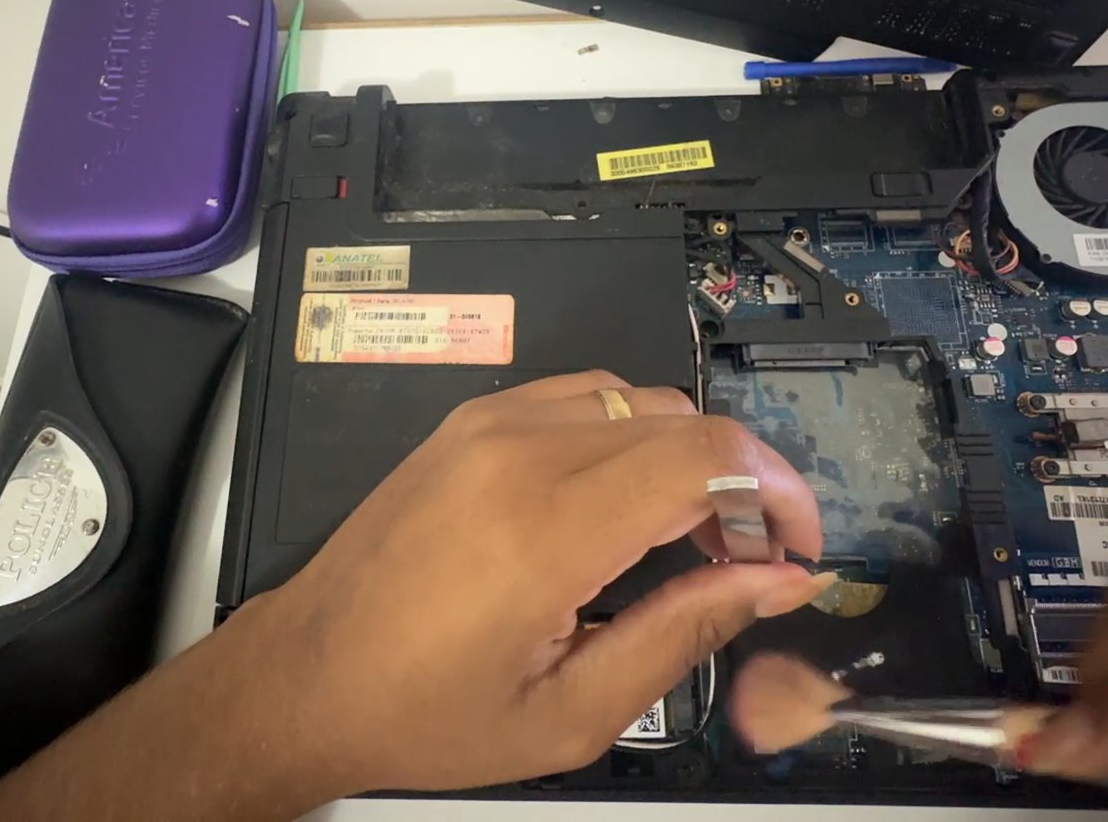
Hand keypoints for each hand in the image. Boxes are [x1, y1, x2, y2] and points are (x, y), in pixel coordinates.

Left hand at [227, 370, 830, 800]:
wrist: (307, 670)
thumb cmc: (432, 712)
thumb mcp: (572, 710)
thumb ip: (686, 630)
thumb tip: (778, 580)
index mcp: (545, 526)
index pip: (701, 456)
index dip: (776, 488)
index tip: (799, 544)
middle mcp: (520, 448)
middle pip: (679, 421)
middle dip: (741, 478)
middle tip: (749, 553)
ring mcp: (491, 421)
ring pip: (637, 399)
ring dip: (686, 452)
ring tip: (690, 527)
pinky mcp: (473, 418)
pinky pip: (584, 395)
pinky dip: (631, 431)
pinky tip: (623, 491)